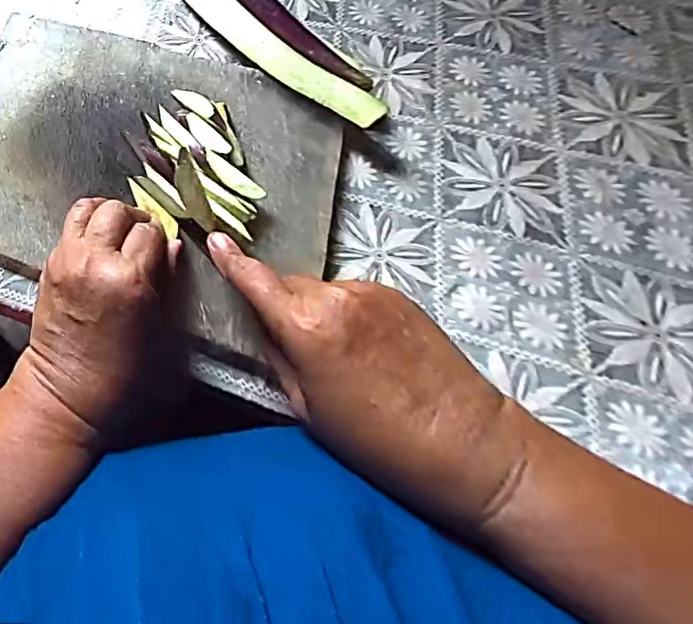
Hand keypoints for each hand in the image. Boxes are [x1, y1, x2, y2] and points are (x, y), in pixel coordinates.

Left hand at [7, 198, 176, 452]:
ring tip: (117, 228)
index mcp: (129, 279)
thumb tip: (172, 246)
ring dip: (106, 213)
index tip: (163, 243)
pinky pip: (69, 226)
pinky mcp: (50, 262)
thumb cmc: (121, 371)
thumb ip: (167, 280)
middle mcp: (95, 261)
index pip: (149, 231)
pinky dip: (85, 224)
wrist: (67, 387)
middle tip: (141, 232)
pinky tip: (96, 240)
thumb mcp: (160, 329)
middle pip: (116, 211)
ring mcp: (67, 258)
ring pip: (87, 208)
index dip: (160, 235)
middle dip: (134, 218)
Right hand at [207, 232, 534, 534]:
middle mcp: (334, 298)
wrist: (477, 451)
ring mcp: (369, 293)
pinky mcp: (397, 297)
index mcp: (305, 325)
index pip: (254, 280)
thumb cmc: (380, 441)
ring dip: (316, 310)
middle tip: (296, 344)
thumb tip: (262, 326)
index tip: (214, 241)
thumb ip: (276, 354)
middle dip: (282, 304)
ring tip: (342, 353)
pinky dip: (346, 313)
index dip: (230, 261)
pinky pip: (350, 296)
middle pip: (286, 285)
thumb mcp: (305, 404)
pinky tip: (367, 348)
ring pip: (318, 290)